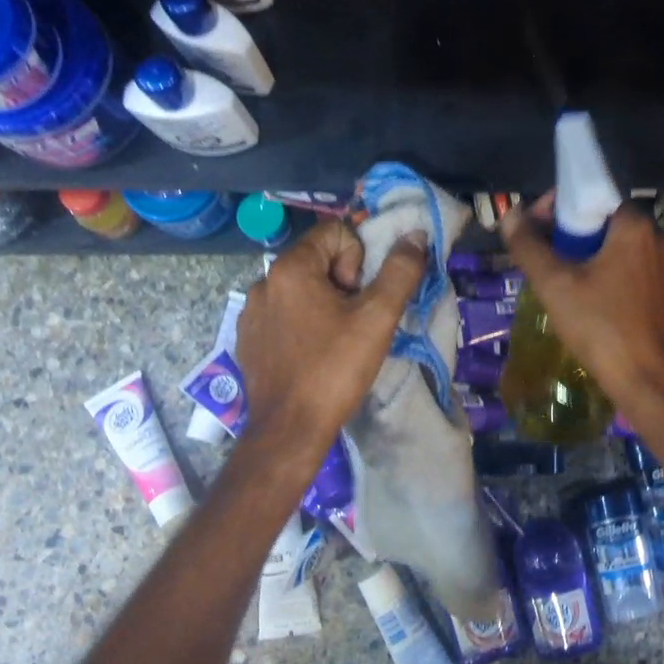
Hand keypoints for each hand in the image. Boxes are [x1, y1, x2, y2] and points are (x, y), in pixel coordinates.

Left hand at [234, 217, 426, 443]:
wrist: (289, 431)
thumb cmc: (335, 369)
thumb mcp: (378, 317)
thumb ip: (400, 270)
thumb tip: (415, 236)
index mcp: (290, 268)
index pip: (336, 232)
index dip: (358, 260)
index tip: (358, 299)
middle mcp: (263, 282)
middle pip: (319, 258)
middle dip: (343, 282)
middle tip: (353, 322)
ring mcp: (251, 312)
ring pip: (302, 287)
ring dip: (325, 303)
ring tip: (336, 341)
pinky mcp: (247, 339)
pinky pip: (284, 313)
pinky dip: (303, 324)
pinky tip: (313, 355)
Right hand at [499, 192, 663, 391]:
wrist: (641, 377)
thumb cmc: (599, 324)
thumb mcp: (554, 282)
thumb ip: (528, 245)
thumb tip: (509, 215)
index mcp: (633, 223)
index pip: (588, 194)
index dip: (554, 207)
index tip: (531, 228)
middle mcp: (651, 235)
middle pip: (597, 218)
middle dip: (562, 232)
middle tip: (536, 254)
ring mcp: (656, 262)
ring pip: (606, 243)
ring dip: (576, 252)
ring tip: (549, 274)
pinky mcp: (654, 286)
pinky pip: (617, 263)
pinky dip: (594, 269)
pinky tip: (573, 292)